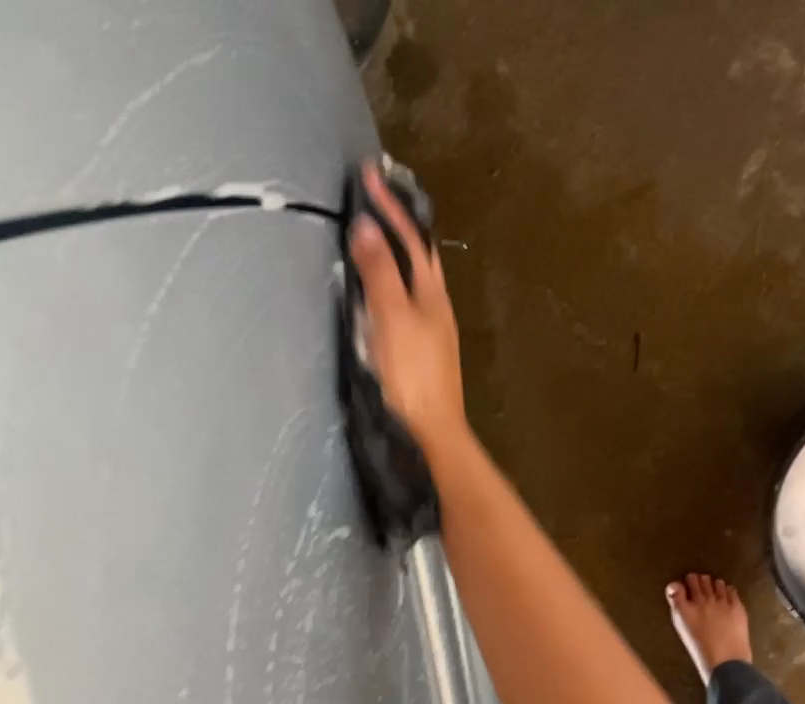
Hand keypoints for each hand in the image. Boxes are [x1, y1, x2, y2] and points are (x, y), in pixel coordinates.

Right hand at [350, 165, 467, 452]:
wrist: (430, 432)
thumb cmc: (410, 375)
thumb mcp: (391, 319)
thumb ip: (379, 274)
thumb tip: (366, 225)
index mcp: (432, 294)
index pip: (412, 238)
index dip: (391, 206)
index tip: (369, 172)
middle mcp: (438, 307)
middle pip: (421, 255)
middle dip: (401, 222)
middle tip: (377, 194)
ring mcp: (433, 330)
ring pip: (416, 278)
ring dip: (397, 251)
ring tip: (376, 232)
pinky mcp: (423, 351)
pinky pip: (408, 301)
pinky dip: (394, 281)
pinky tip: (382, 291)